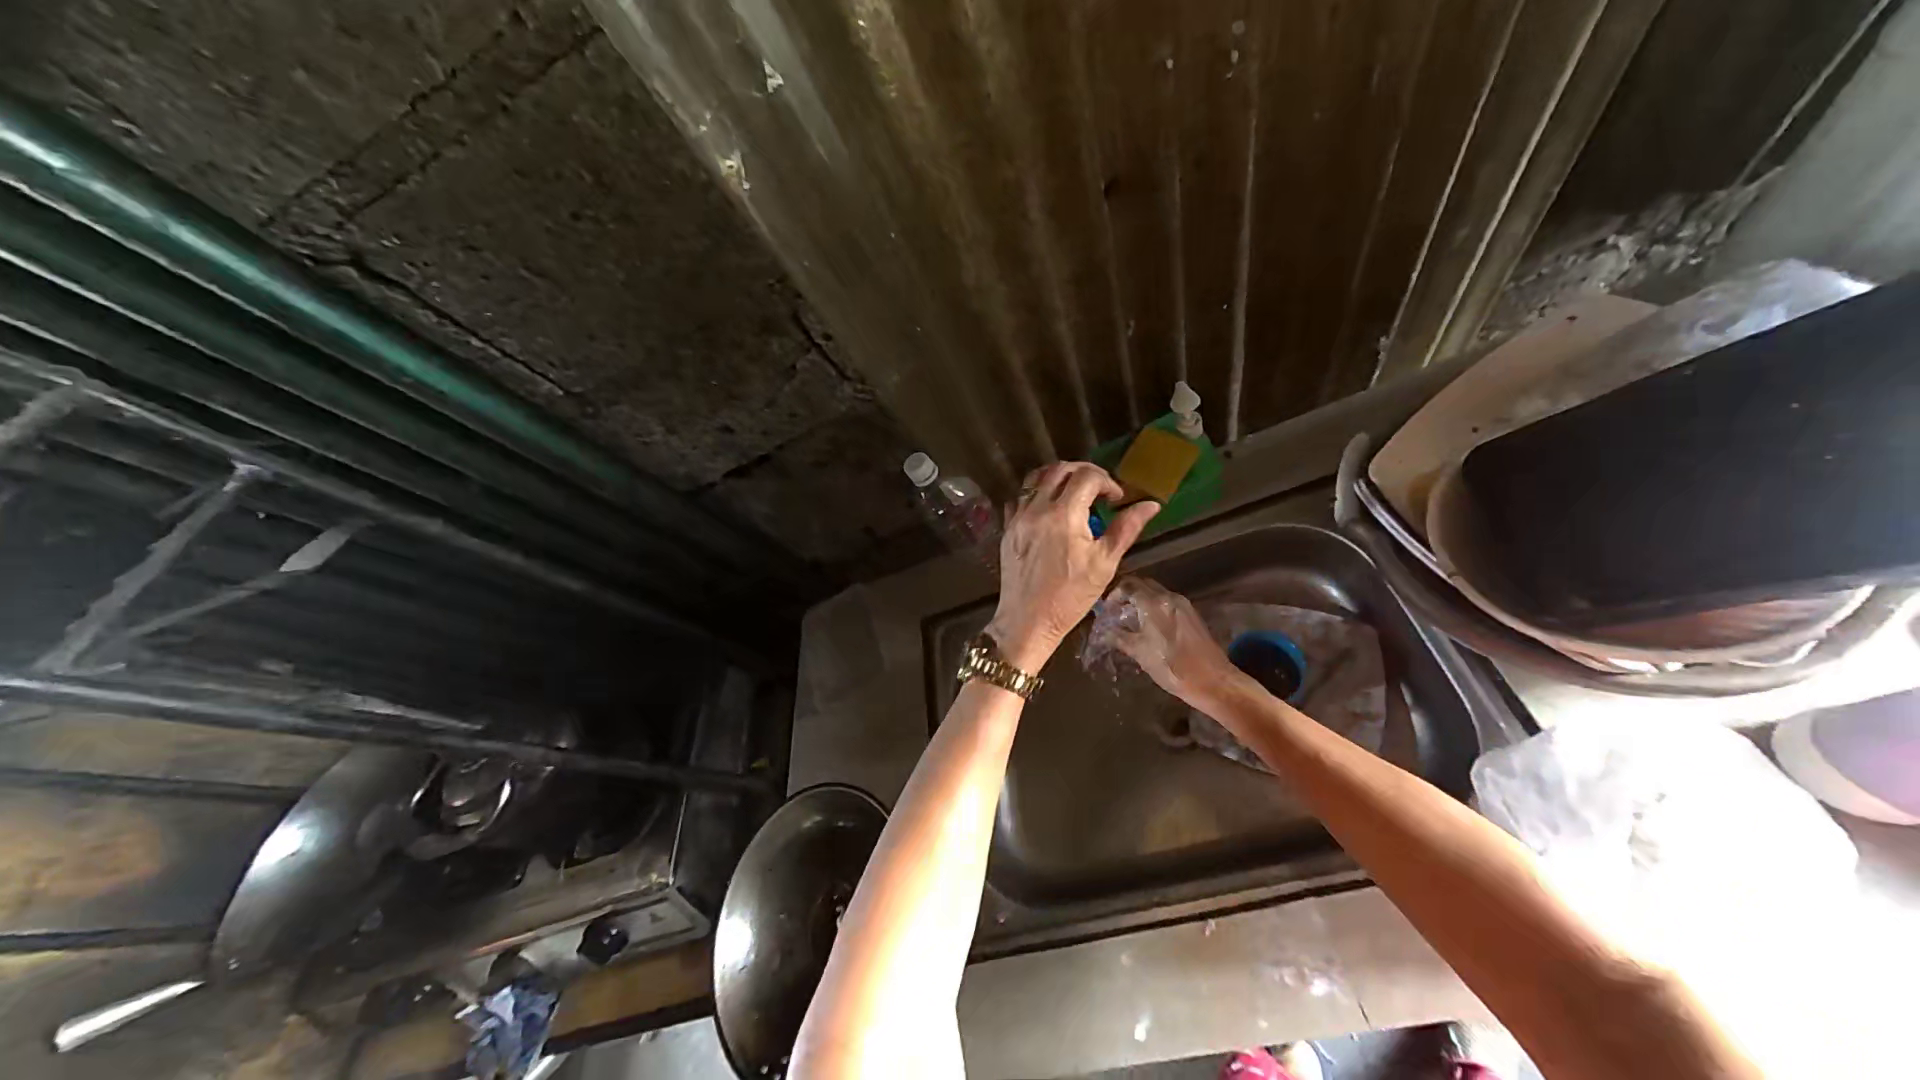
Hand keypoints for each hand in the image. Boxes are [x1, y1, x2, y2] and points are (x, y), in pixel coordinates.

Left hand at [985, 462, 1158, 670]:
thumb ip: (1126, 529)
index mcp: (1064, 515)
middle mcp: (1037, 509)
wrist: (1027, 621)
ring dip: (1058, 478)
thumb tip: (1150, 505)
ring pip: (1035, 479)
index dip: (1107, 482)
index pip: (1087, 477)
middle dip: (1083, 473)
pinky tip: (1049, 510)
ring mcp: (1018, 517)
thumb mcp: (1104, 564)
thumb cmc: (1070, 596)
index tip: (1116, 499)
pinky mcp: (1007, 528)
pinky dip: (1036, 494)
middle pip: (1059, 469)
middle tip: (1098, 490)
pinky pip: (1020, 498)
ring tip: (1074, 493)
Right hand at [1100, 576, 1242, 704]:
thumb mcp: (1139, 652)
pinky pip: (1167, 602)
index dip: (1113, 594)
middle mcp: (1169, 597)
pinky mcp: (1192, 614)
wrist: (1212, 680)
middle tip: (1115, 610)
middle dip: (1127, 593)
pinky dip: (1154, 606)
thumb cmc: (1171, 666)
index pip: (1128, 585)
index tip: (1106, 608)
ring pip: (1156, 592)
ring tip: (1130, 618)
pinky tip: (1149, 625)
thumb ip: (1118, 636)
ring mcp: (1183, 605)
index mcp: (1154, 603)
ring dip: (1141, 600)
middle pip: (1143, 584)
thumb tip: (1104, 629)